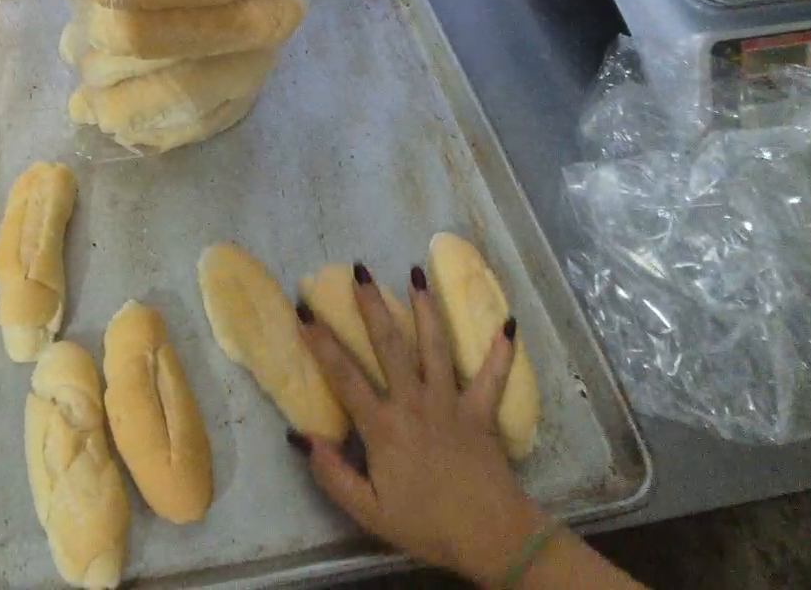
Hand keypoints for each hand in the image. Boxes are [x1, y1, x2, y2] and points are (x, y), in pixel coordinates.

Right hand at [293, 265, 543, 584]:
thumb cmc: (427, 525)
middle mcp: (414, 403)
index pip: (344, 376)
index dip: (321, 342)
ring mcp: (451, 403)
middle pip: (389, 345)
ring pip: (435, 346)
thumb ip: (333, 475)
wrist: (493, 540)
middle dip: (372, 305)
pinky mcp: (482, 411)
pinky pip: (493, 376)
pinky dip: (501, 351)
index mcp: (383, 427)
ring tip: (416, 274)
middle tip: (360, 271)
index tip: (304, 310)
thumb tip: (302, 437)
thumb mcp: (370, 513)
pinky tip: (507, 322)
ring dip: (425, 309)